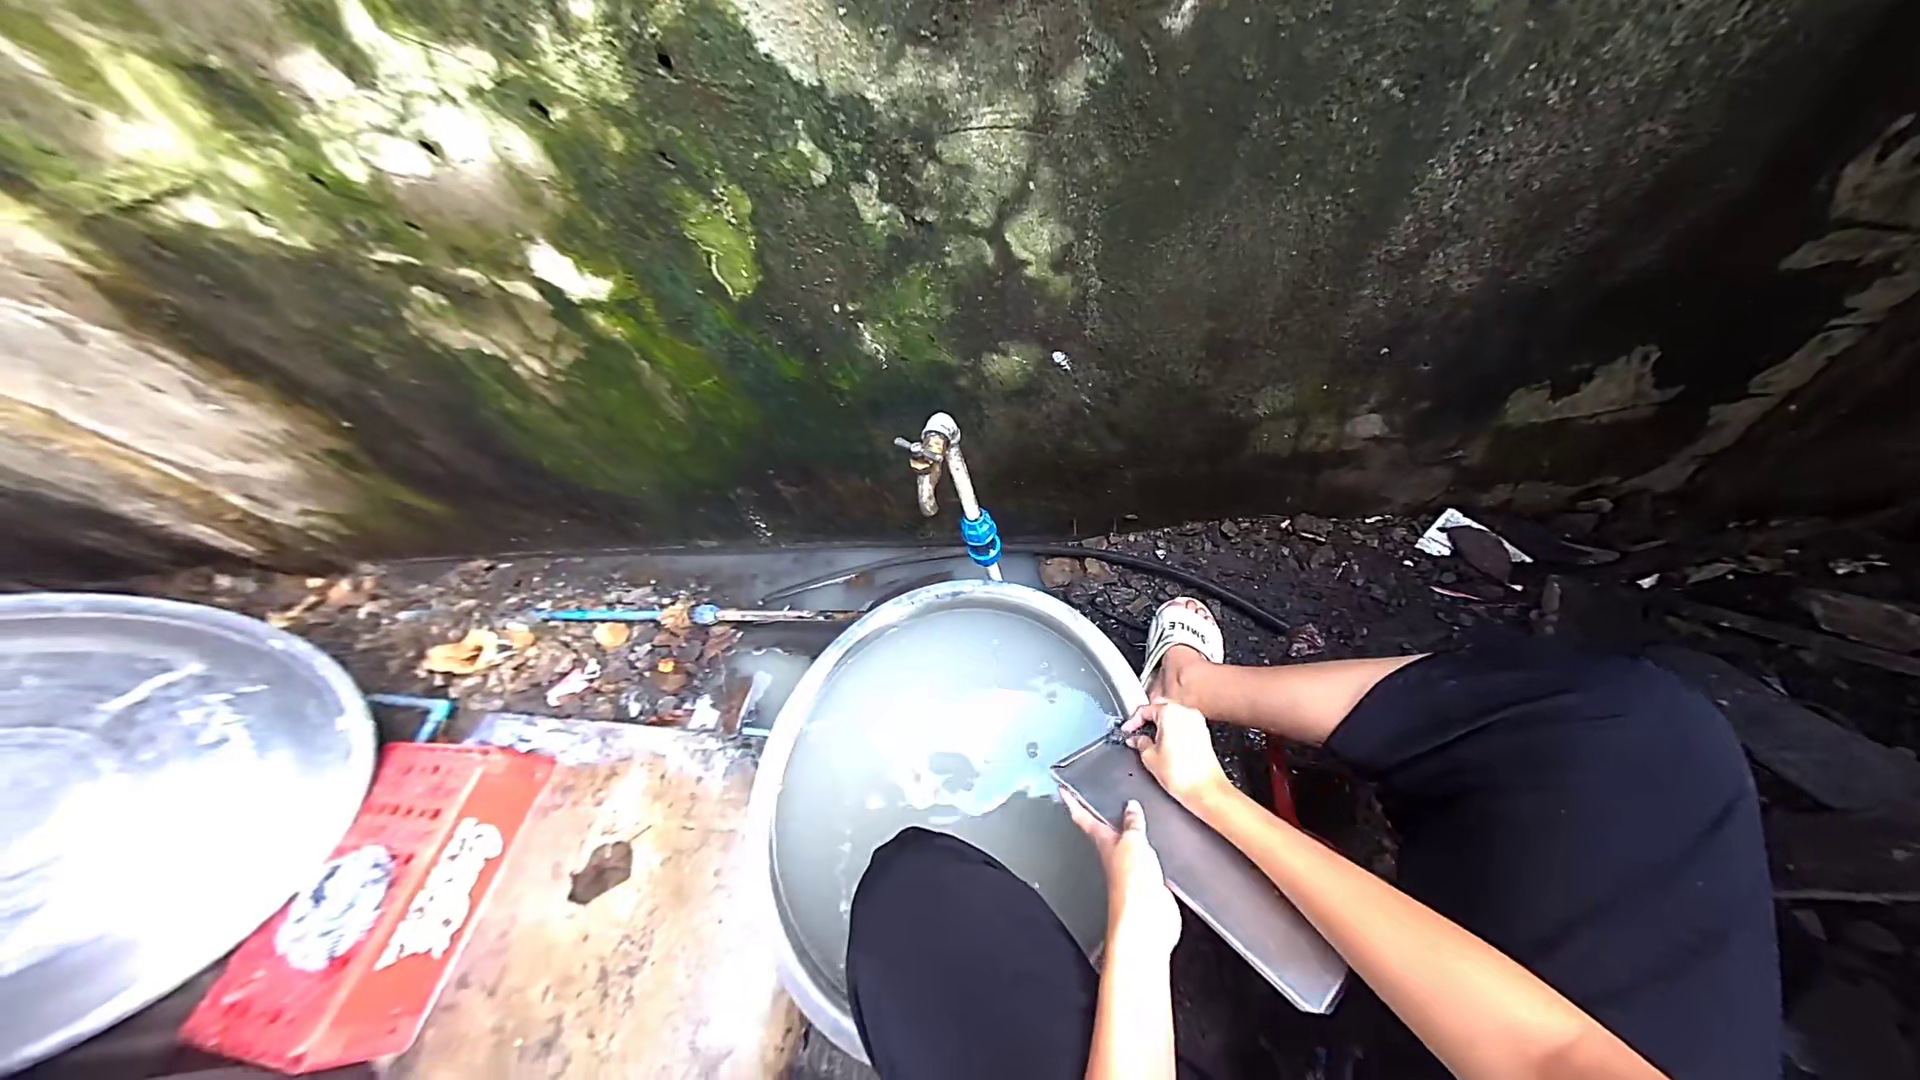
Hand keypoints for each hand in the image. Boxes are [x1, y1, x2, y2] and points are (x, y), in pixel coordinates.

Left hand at [1063, 789, 1180, 956]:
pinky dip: (1148, 845)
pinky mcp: (1148, 878)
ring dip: (1126, 827)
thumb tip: (1131, 806)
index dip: (1072, 803)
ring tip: (1128, 811)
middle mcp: (1114, 853)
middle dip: (1099, 813)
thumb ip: (1133, 823)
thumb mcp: (1133, 842)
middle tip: (1094, 796)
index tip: (1062, 790)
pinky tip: (1155, 840)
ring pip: (1125, 841)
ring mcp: (1130, 866)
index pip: (1083, 817)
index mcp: (1103, 841)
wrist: (1147, 921)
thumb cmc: (1131, 884)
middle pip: (1102, 829)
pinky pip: (1146, 856)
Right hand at [1122, 700, 1229, 807]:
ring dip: (1160, 724)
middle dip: (1147, 719)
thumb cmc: (1182, 774)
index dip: (1132, 721)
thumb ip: (1139, 742)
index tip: (1127, 730)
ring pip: (1173, 715)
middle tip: (1136, 731)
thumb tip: (1137, 739)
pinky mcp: (1204, 733)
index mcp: (1169, 712)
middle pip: (1160, 708)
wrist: (1206, 791)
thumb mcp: (1149, 756)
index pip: (1144, 710)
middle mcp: (1185, 712)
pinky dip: (1173, 730)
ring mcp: (1197, 722)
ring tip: (1150, 740)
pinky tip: (1166, 744)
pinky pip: (1184, 724)